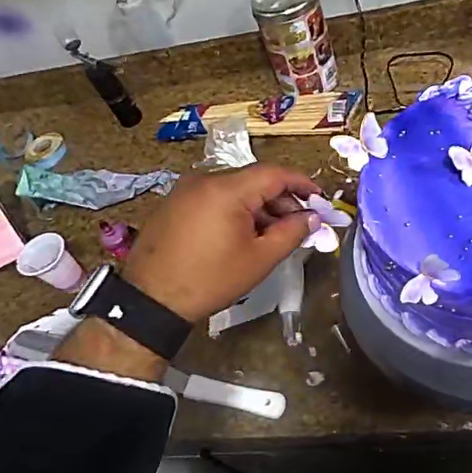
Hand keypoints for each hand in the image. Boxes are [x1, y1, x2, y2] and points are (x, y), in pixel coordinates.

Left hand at [55, 165, 319, 383]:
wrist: (151, 299)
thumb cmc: (210, 280)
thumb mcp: (259, 259)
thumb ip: (291, 233)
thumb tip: (312, 217)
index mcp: (226, 189)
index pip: (274, 173)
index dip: (302, 184)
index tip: (320, 199)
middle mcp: (204, 179)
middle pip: (254, 179)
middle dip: (281, 199)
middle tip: (299, 224)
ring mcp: (185, 189)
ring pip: (234, 189)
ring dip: (258, 206)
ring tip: (272, 235)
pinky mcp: (174, 202)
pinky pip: (214, 197)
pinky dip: (235, 209)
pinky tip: (243, 235)